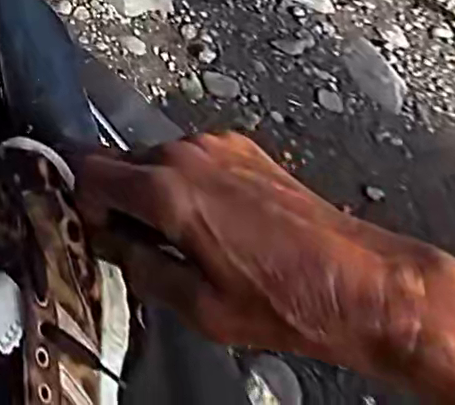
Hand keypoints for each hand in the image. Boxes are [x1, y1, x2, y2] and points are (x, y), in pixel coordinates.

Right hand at [75, 133, 443, 378]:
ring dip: (151, 188)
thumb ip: (139, 267)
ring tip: (185, 233)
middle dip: (116, 196)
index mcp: (165, 192)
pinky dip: (185, 179)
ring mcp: (210, 145)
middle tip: (136, 236)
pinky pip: (186, 155)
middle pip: (114, 160)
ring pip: (150, 157)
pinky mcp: (236, 145)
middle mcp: (181, 155)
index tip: (96, 226)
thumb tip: (110, 243)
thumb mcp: (202, 310)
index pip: (86, 171)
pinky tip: (216, 217)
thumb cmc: (296, 304)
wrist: (372, 285)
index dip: (82, 200)